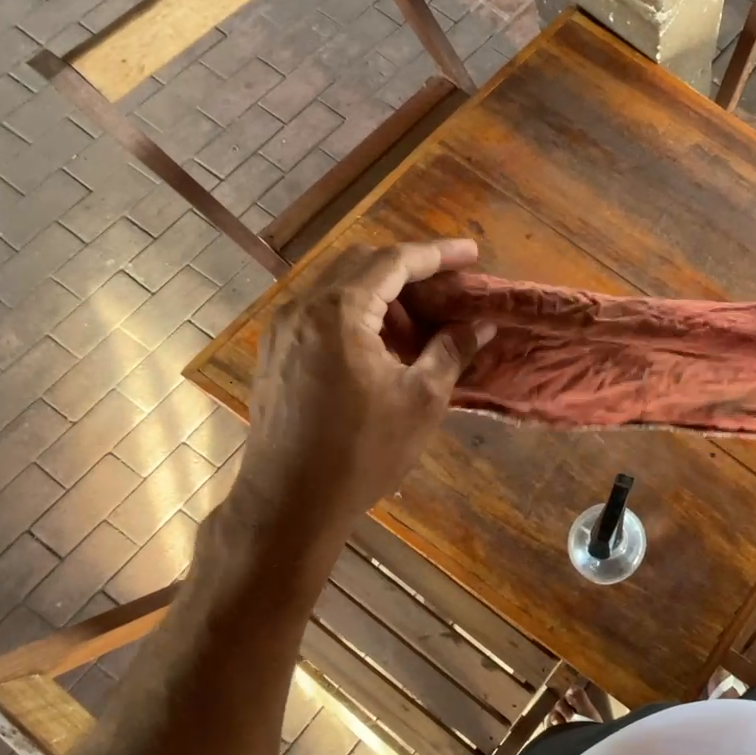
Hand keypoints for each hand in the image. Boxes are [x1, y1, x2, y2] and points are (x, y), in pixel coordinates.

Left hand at [230, 240, 492, 534]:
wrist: (290, 501)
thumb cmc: (363, 450)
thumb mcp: (422, 399)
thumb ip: (451, 350)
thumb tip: (480, 324)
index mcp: (340, 311)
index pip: (394, 261)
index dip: (437, 254)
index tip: (472, 253)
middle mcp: (303, 306)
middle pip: (361, 262)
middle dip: (409, 266)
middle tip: (449, 284)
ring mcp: (282, 328)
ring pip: (336, 284)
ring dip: (381, 290)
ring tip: (419, 321)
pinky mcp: (275, 351)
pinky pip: (319, 309)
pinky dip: (355, 310)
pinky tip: (381, 343)